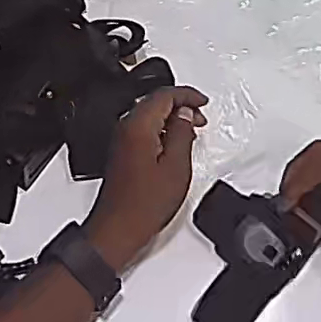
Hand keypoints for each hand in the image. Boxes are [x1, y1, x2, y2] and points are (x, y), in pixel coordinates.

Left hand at [84, 86, 208, 270]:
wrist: (119, 226)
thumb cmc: (143, 204)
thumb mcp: (176, 166)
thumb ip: (182, 134)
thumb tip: (185, 115)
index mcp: (138, 127)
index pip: (163, 95)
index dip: (186, 95)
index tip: (201, 101)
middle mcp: (125, 129)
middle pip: (154, 102)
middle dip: (180, 105)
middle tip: (199, 116)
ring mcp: (121, 140)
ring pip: (149, 116)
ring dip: (171, 118)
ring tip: (191, 130)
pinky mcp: (121, 152)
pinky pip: (142, 130)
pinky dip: (160, 130)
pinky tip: (174, 144)